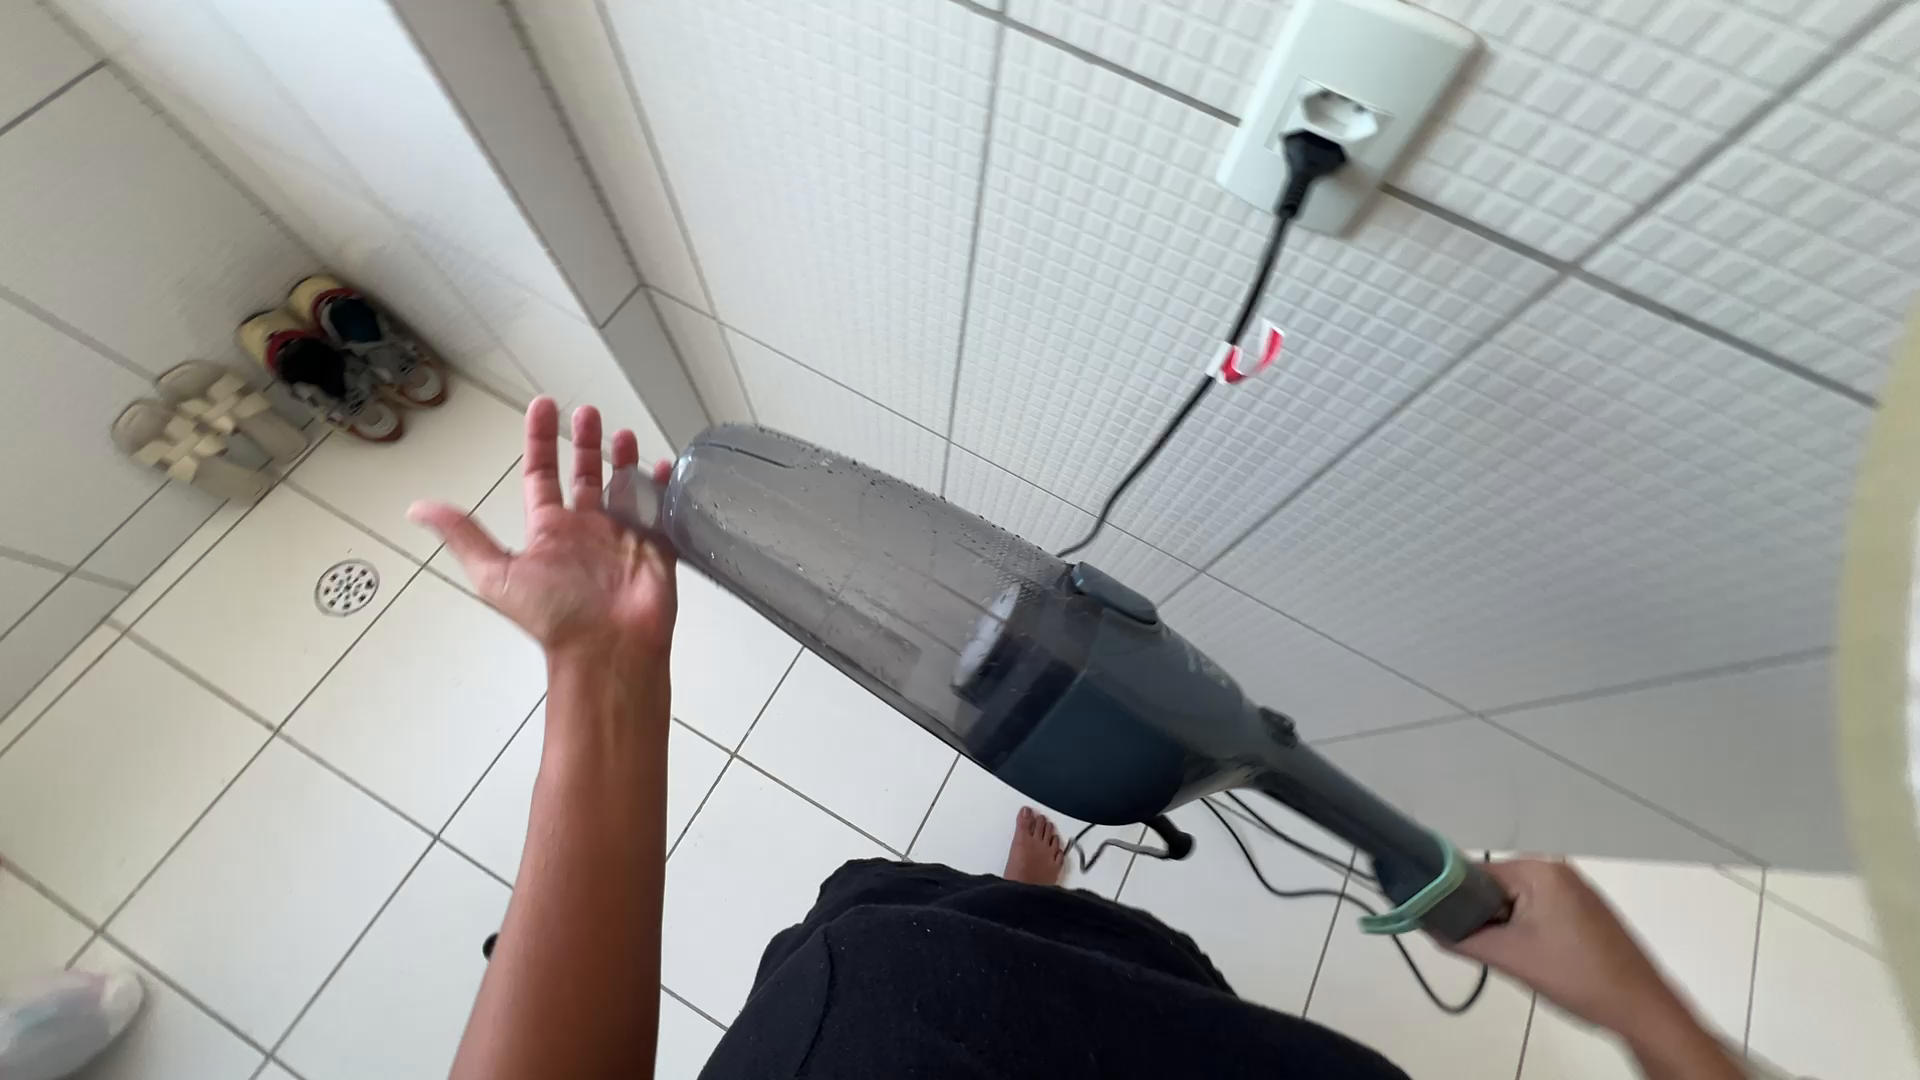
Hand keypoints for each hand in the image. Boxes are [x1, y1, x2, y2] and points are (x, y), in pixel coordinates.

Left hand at [409, 397, 676, 659]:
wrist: (609, 645)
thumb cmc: (556, 613)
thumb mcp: (498, 575)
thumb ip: (466, 537)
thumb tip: (416, 508)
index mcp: (551, 530)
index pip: (543, 474)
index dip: (541, 440)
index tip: (544, 406)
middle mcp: (587, 527)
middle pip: (585, 475)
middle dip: (585, 442)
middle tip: (588, 412)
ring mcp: (623, 535)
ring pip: (623, 487)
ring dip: (623, 459)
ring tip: (625, 432)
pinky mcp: (656, 545)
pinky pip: (661, 509)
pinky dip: (664, 487)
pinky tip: (664, 467)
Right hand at [1449, 859, 1683, 1039]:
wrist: (1650, 1016)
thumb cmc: (1577, 978)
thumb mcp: (1509, 958)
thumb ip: (1458, 938)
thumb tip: (1420, 922)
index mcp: (1536, 869)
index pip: (1472, 874)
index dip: (1454, 900)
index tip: (1446, 925)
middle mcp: (1555, 868)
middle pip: (1494, 886)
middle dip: (1484, 916)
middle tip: (1488, 947)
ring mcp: (1575, 888)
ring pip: (1515, 900)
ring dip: (1505, 924)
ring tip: (1515, 955)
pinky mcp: (1587, 909)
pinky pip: (1538, 908)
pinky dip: (1527, 928)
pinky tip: (1537, 955)